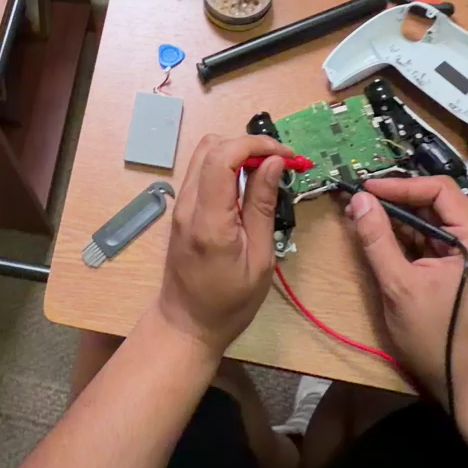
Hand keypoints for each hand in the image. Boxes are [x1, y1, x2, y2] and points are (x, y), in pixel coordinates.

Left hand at [154, 133, 291, 353]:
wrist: (186, 323)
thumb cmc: (229, 302)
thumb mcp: (259, 259)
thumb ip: (262, 206)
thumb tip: (274, 162)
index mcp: (209, 219)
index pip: (222, 157)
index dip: (255, 144)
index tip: (286, 154)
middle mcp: (188, 203)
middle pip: (211, 146)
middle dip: (249, 144)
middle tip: (281, 162)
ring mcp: (180, 204)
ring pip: (204, 153)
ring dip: (237, 152)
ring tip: (267, 170)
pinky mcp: (181, 207)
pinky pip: (201, 170)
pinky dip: (226, 164)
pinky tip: (248, 182)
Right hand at [347, 176, 467, 411]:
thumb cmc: (439, 339)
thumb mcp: (399, 287)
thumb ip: (377, 239)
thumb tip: (358, 199)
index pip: (438, 190)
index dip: (399, 185)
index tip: (365, 189)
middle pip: (435, 205)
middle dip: (395, 201)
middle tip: (357, 203)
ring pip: (431, 224)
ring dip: (397, 220)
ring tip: (361, 219)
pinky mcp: (463, 275)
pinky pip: (432, 245)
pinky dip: (406, 240)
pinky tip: (379, 240)